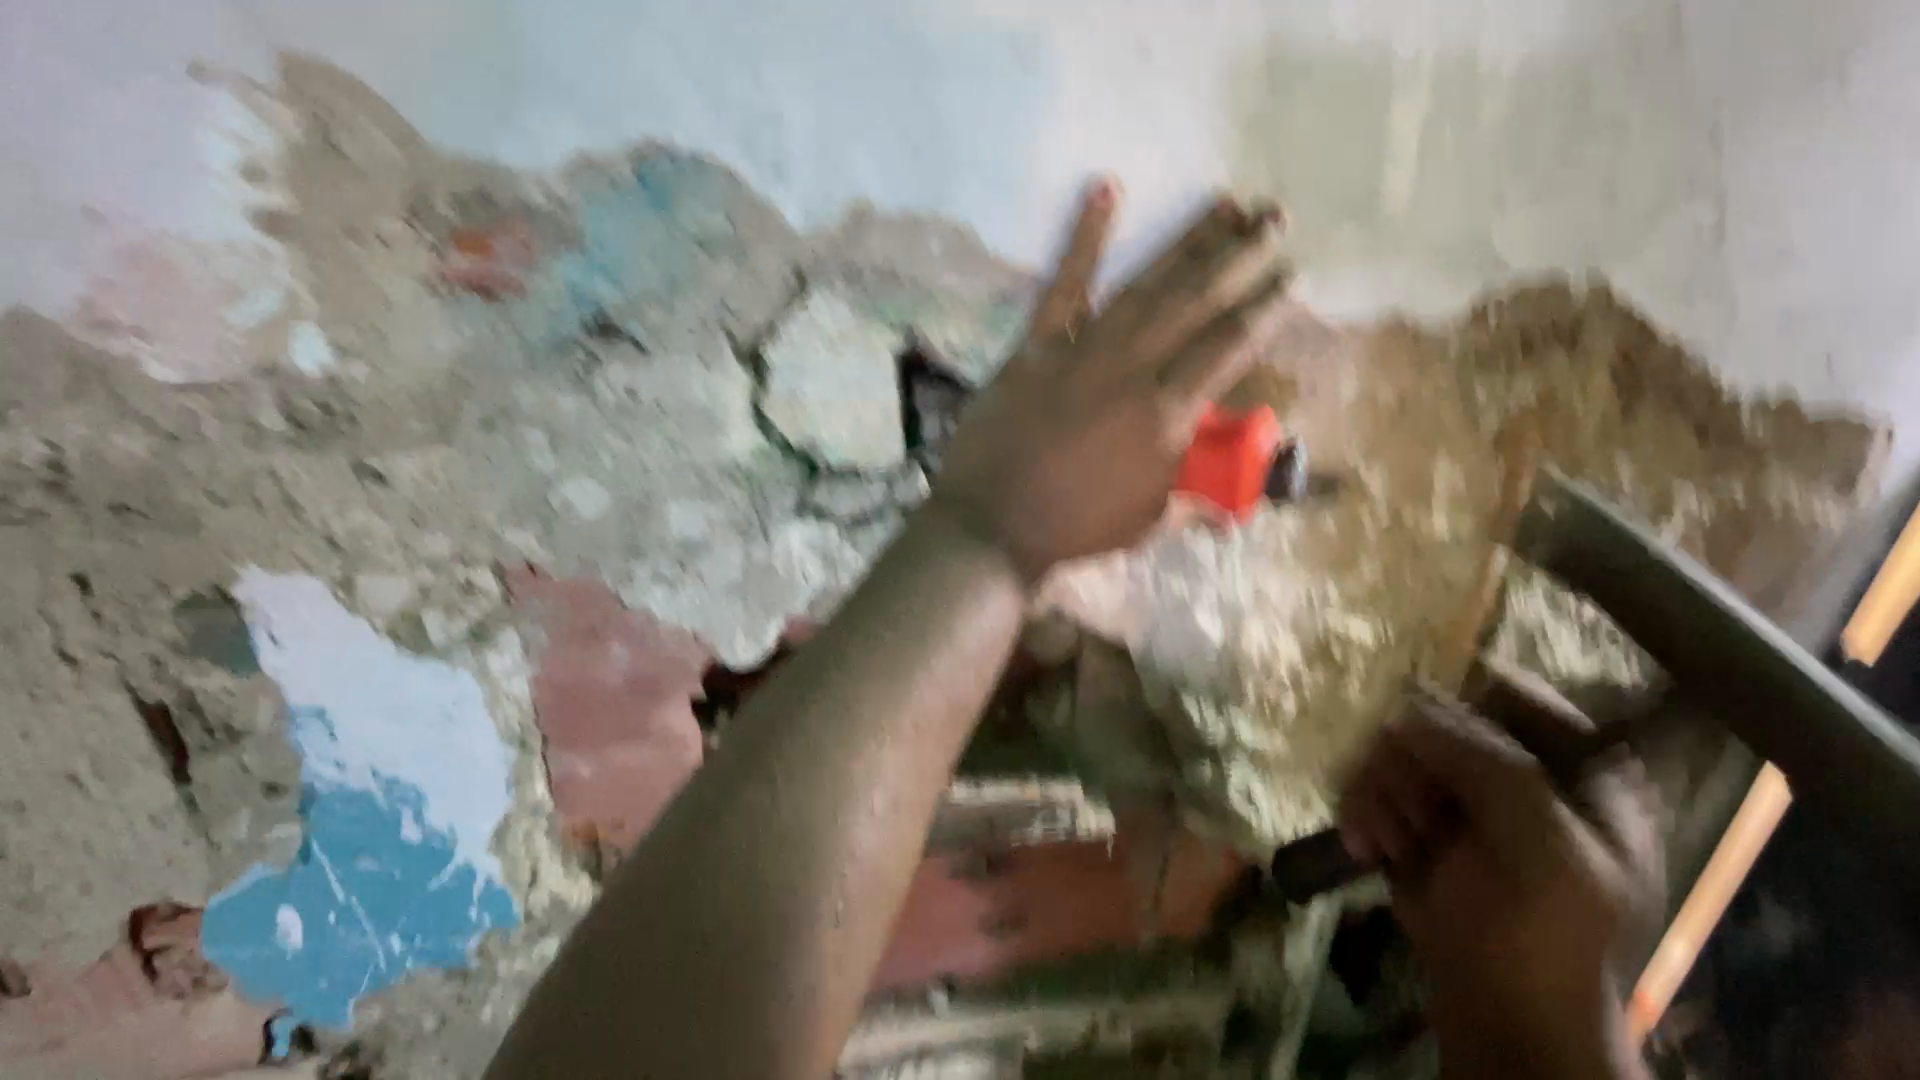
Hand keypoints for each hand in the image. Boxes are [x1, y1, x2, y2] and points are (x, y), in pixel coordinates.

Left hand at [932, 179, 1289, 584]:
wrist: (991, 525)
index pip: (1228, 346)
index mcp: (1166, 414)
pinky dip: (1084, 237)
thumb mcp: (1146, 523)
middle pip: (1196, 301)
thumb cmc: (1073, 529)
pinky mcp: (1035, 346)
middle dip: (1241, 256)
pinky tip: (1107, 188)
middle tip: (1274, 218)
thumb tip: (1229, 512)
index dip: (1263, 308)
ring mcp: (1082, 352)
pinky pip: (1064, 284)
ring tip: (1226, 203)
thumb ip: (1192, 505)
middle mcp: (1132, 370)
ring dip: (1188, 241)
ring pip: (1145, 285)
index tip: (1291, 276)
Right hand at [1338, 683, 1660, 1075]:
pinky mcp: (1413, 823)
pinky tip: (1371, 851)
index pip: (1515, 694)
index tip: (1428, 730)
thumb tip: (1409, 709)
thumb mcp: (1545, 845)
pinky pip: (1368, 787)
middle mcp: (1514, 771)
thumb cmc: (1548, 935)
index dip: (1466, 702)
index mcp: (1577, 769)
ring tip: (1396, 843)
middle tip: (1418, 812)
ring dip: (1383, 796)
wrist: (1504, 1019)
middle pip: (1437, 721)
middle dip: (1414, 765)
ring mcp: (1460, 799)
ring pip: (1393, 752)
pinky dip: (1362, 816)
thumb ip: (1489, 765)